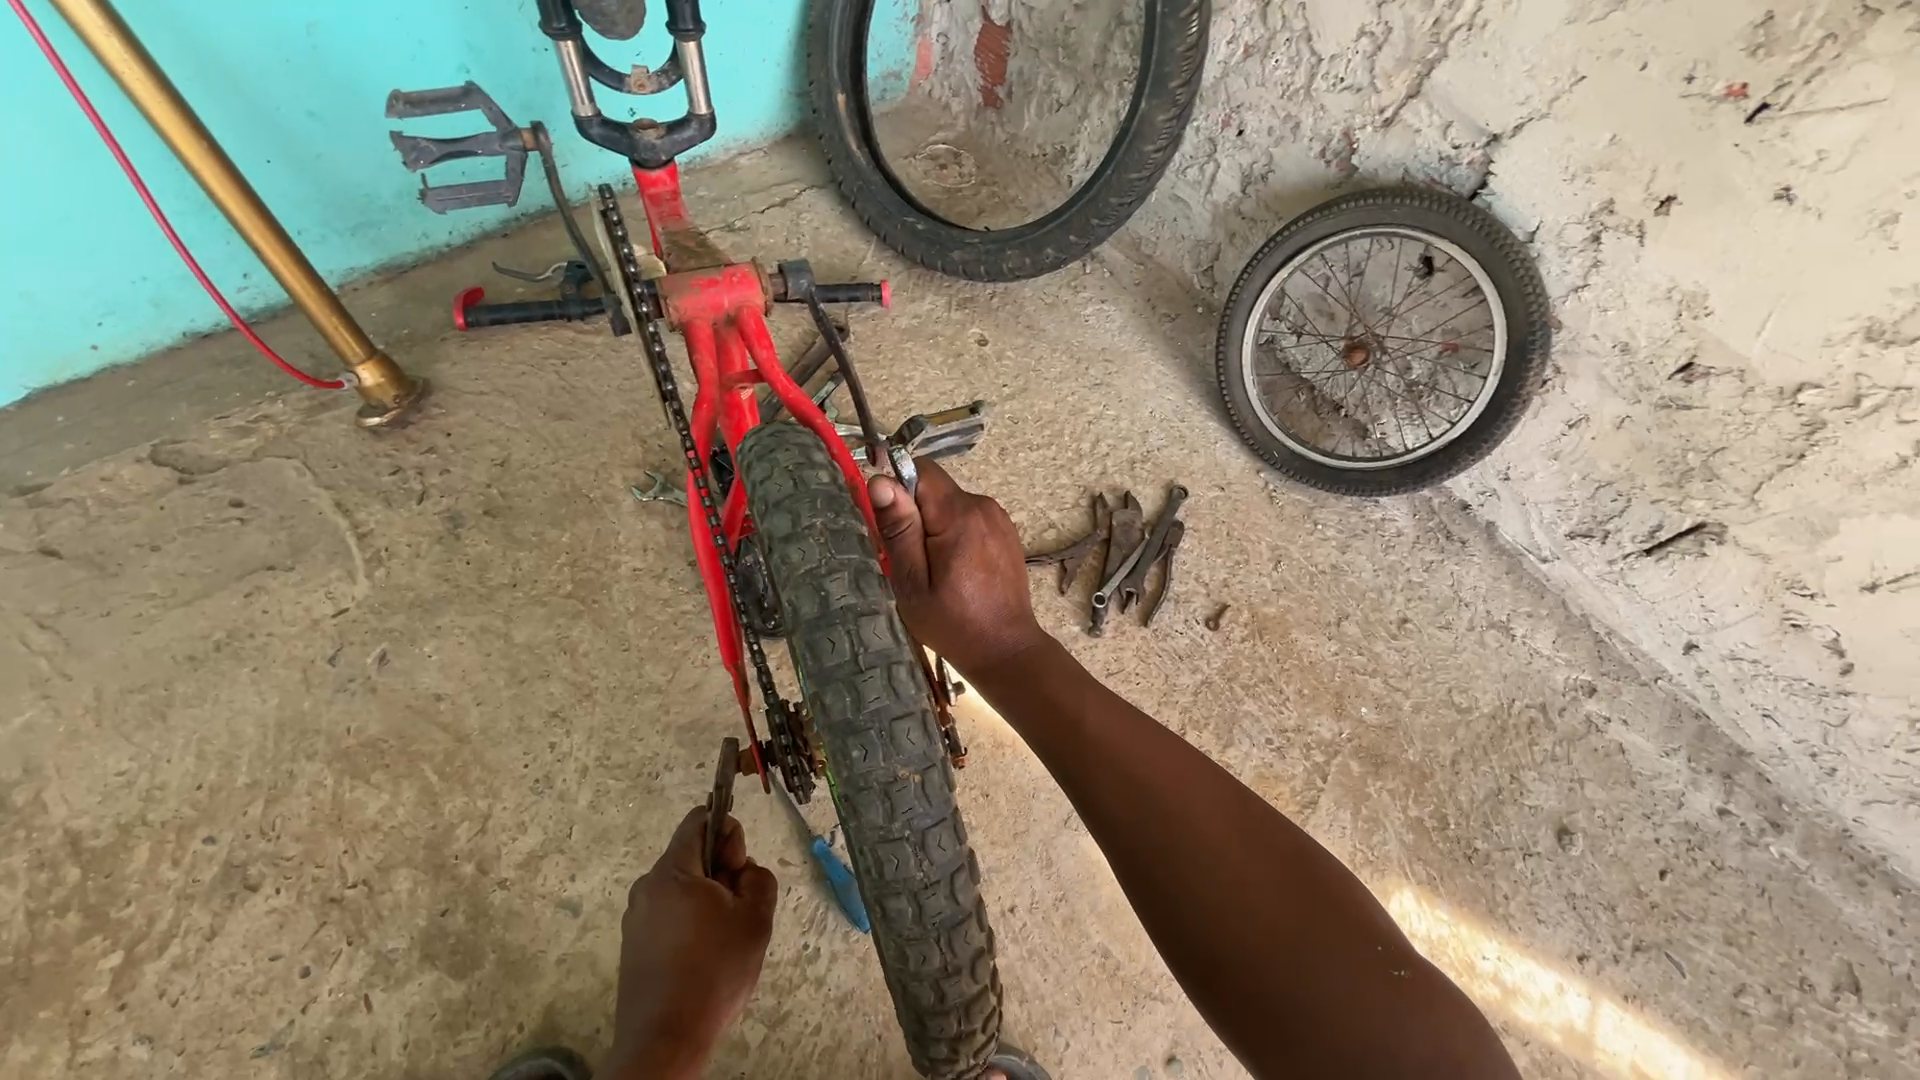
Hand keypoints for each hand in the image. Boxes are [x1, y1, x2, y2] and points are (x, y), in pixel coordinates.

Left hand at [603, 806, 777, 1079]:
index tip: (739, 871)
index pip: (700, 820)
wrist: (664, 1041)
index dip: (729, 833)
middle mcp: (647, 887)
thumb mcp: (756, 918)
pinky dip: (692, 924)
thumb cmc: (714, 972)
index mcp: (672, 872)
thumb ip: (758, 878)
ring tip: (724, 941)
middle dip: (723, 874)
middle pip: (693, 856)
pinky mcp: (634, 945)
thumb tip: (743, 871)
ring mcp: (636, 918)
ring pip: (684, 889)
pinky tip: (704, 959)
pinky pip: (670, 915)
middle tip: (739, 912)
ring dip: (710, 901)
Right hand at [868, 459, 1049, 676]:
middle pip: (933, 488)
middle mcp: (983, 506)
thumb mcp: (912, 582)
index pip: (920, 470)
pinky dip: (952, 534)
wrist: (1006, 649)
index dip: (897, 488)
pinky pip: (967, 518)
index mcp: (959, 515)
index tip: (888, 523)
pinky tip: (953, 569)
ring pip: (949, 504)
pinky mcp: (1004, 531)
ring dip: (932, 527)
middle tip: (906, 558)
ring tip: (930, 569)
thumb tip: (879, 481)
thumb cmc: (953, 623)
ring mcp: (998, 518)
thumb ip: (898, 529)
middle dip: (913, 514)